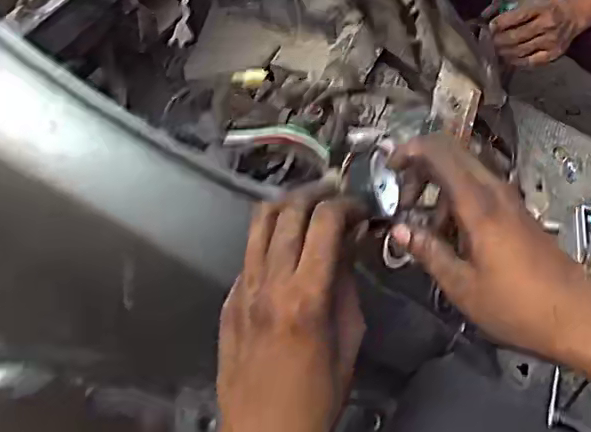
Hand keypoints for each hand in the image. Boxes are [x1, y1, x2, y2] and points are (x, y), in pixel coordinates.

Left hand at [219, 193, 364, 431]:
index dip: (347, 204)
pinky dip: (271, 236)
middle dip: (318, 192)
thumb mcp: (348, 340)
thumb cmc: (316, 398)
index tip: (361, 207)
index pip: (325, 221)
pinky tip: (287, 247)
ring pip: (260, 219)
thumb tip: (350, 239)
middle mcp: (269, 282)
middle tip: (337, 192)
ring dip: (289, 202)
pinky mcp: (229, 298)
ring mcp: (243, 288)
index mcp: (305, 295)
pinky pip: (250, 251)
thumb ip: (347, 283)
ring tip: (310, 203)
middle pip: (290, 208)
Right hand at [388, 136, 590, 362]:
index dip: (408, 150)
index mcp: (476, 201)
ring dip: (437, 184)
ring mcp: (506, 195)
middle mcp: (492, 187)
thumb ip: (429, 252)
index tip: (389, 168)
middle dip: (419, 165)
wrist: (578, 314)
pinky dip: (455, 196)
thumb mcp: (463, 287)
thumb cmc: (519, 305)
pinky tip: (452, 234)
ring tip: (425, 224)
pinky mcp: (514, 208)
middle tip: (403, 197)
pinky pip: (477, 185)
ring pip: (463, 167)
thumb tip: (399, 228)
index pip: (437, 150)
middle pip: (450, 150)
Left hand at [490, 0, 582, 66]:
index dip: (500, 24)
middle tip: (490, 42)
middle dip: (499, 40)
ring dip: (505, 52)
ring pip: (521, 51)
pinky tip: (509, 59)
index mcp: (540, 9)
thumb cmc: (548, 8)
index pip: (516, 18)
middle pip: (516, 37)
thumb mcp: (533, 3)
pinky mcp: (554, 55)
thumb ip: (515, 12)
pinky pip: (532, 62)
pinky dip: (517, 61)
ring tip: (496, 51)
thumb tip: (494, 23)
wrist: (573, 16)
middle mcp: (546, 26)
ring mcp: (551, 42)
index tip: (490, 27)